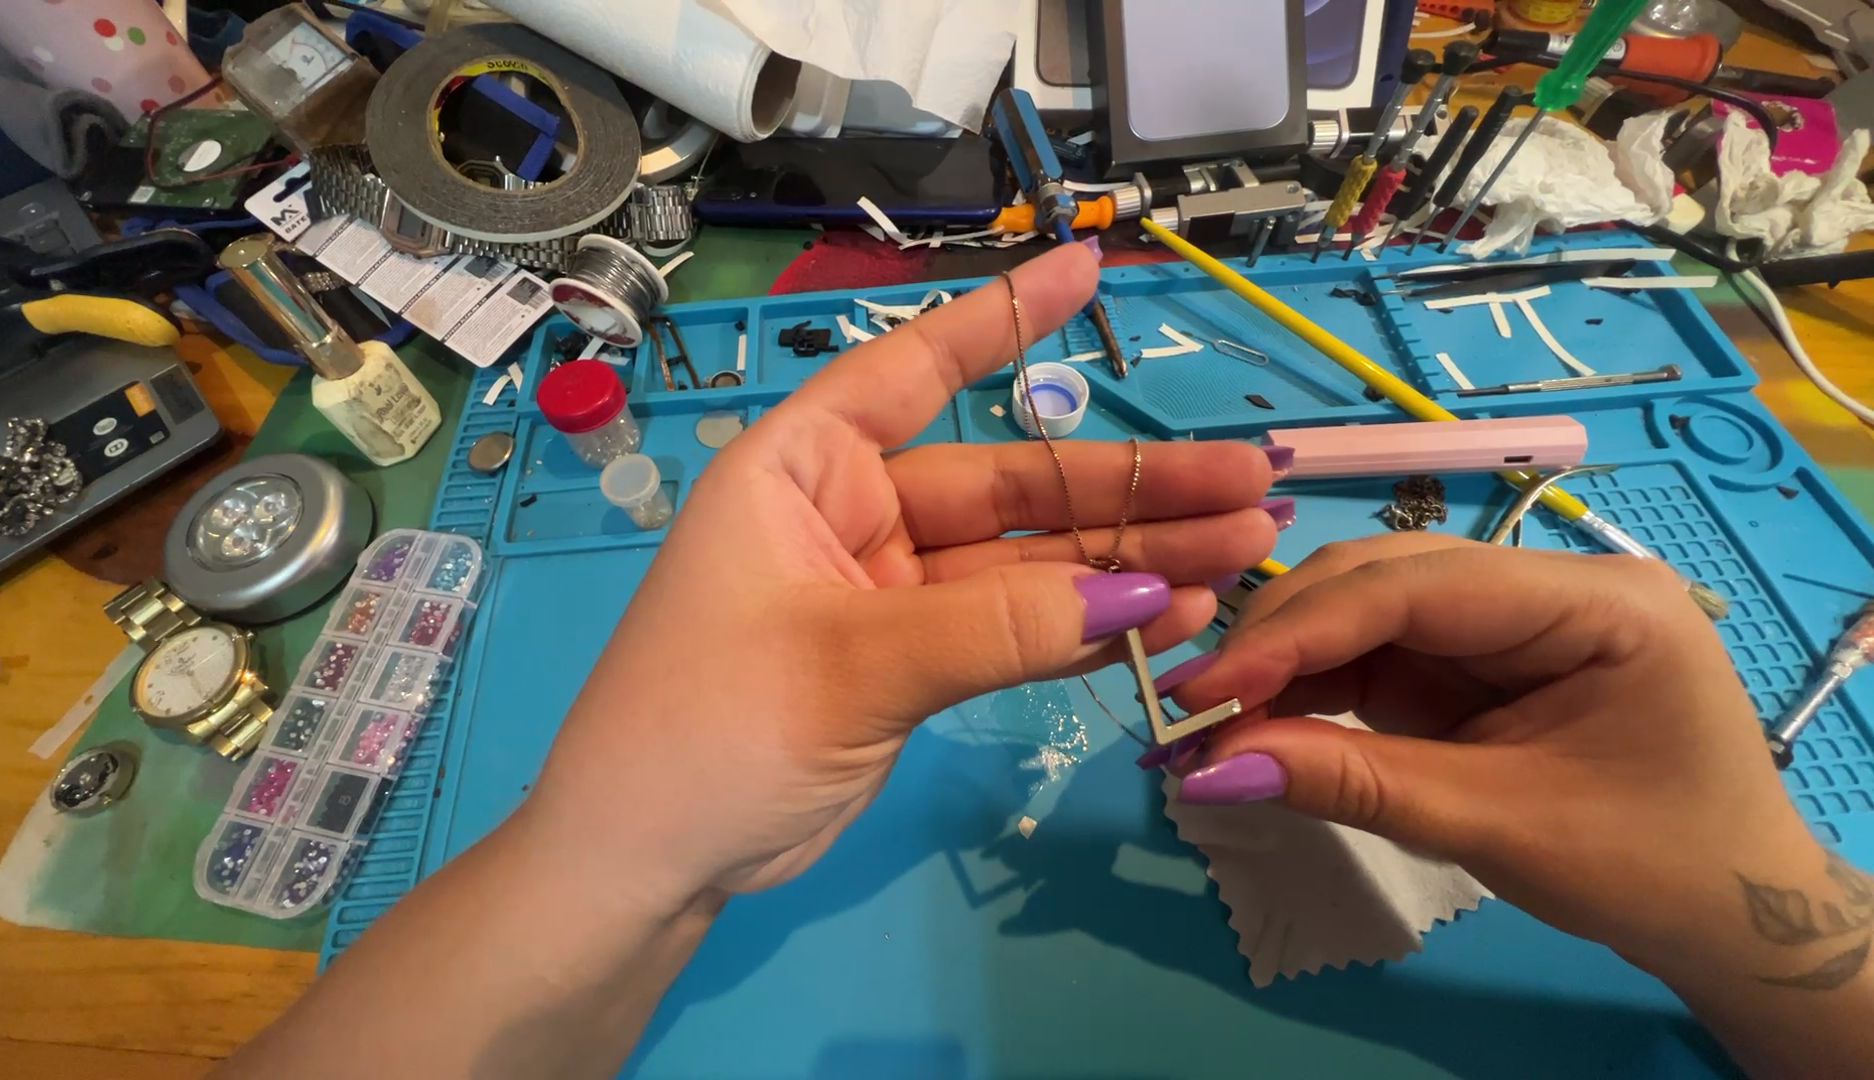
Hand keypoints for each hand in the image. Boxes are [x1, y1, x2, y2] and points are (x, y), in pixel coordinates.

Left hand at [526, 245, 1286, 905]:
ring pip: (1025, 562)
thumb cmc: (707, 729)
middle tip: (1245, 485)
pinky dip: (1083, 624)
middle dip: (1124, 488)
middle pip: (1006, 484)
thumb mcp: (850, 662)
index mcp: (803, 469)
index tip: (1086, 271)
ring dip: (1126, 561)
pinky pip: (1012, 626)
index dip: (1001, 320)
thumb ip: (993, 626)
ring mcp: (891, 589)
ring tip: (1235, 556)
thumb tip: (1138, 595)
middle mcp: (852, 512)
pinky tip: (1167, 615)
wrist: (652, 858)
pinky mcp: (915, 657)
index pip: (911, 369)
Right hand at [1160, 534, 1836, 976]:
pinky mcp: (1450, 651)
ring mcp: (1486, 615)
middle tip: (1197, 707)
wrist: (1723, 916)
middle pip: (1367, 579)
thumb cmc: (1652, 870)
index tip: (1204, 691)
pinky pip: (1353, 650)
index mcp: (1590, 601)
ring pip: (1347, 608)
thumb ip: (1350, 784)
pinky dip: (1297, 683)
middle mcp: (1531, 584)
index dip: (1293, 633)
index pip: (1408, 589)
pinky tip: (1256, 714)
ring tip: (1215, 716)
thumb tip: (1211, 770)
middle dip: (1275, 641)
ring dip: (1275, 661)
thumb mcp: (1498, 827)